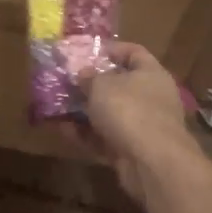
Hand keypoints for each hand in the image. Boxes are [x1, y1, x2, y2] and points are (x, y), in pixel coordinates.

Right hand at [66, 40, 205, 202]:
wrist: (152, 162)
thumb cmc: (128, 109)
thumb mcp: (101, 85)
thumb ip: (89, 77)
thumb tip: (84, 73)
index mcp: (151, 74)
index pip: (134, 52)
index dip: (111, 49)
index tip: (87, 52)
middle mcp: (151, 98)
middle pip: (121, 85)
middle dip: (93, 85)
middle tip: (68, 81)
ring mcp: (144, 126)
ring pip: (111, 114)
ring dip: (86, 111)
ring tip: (59, 106)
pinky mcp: (133, 150)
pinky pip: (106, 137)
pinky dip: (87, 134)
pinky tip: (63, 130)